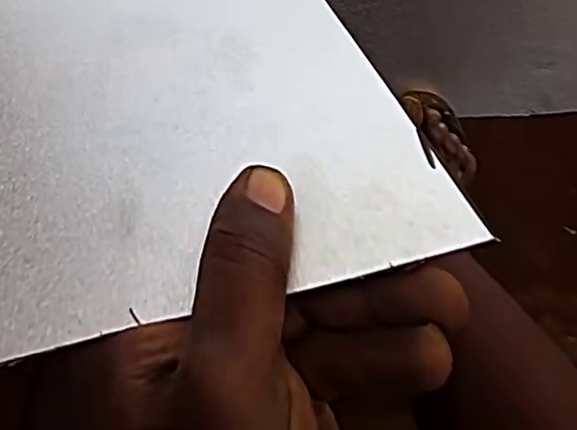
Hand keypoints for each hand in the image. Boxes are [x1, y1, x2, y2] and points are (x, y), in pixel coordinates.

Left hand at [30, 167, 466, 428]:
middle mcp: (182, 342)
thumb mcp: (215, 386)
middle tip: (410, 245)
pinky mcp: (273, 413)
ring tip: (441, 303)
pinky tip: (423, 352)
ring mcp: (230, 379)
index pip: (201, 229)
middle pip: (272, 272)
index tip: (317, 170)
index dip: (260, 196)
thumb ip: (236, 279)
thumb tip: (259, 184)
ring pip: (310, 319)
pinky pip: (328, 367)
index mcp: (136, 325)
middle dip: (349, 265)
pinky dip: (376, 361)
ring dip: (380, 312)